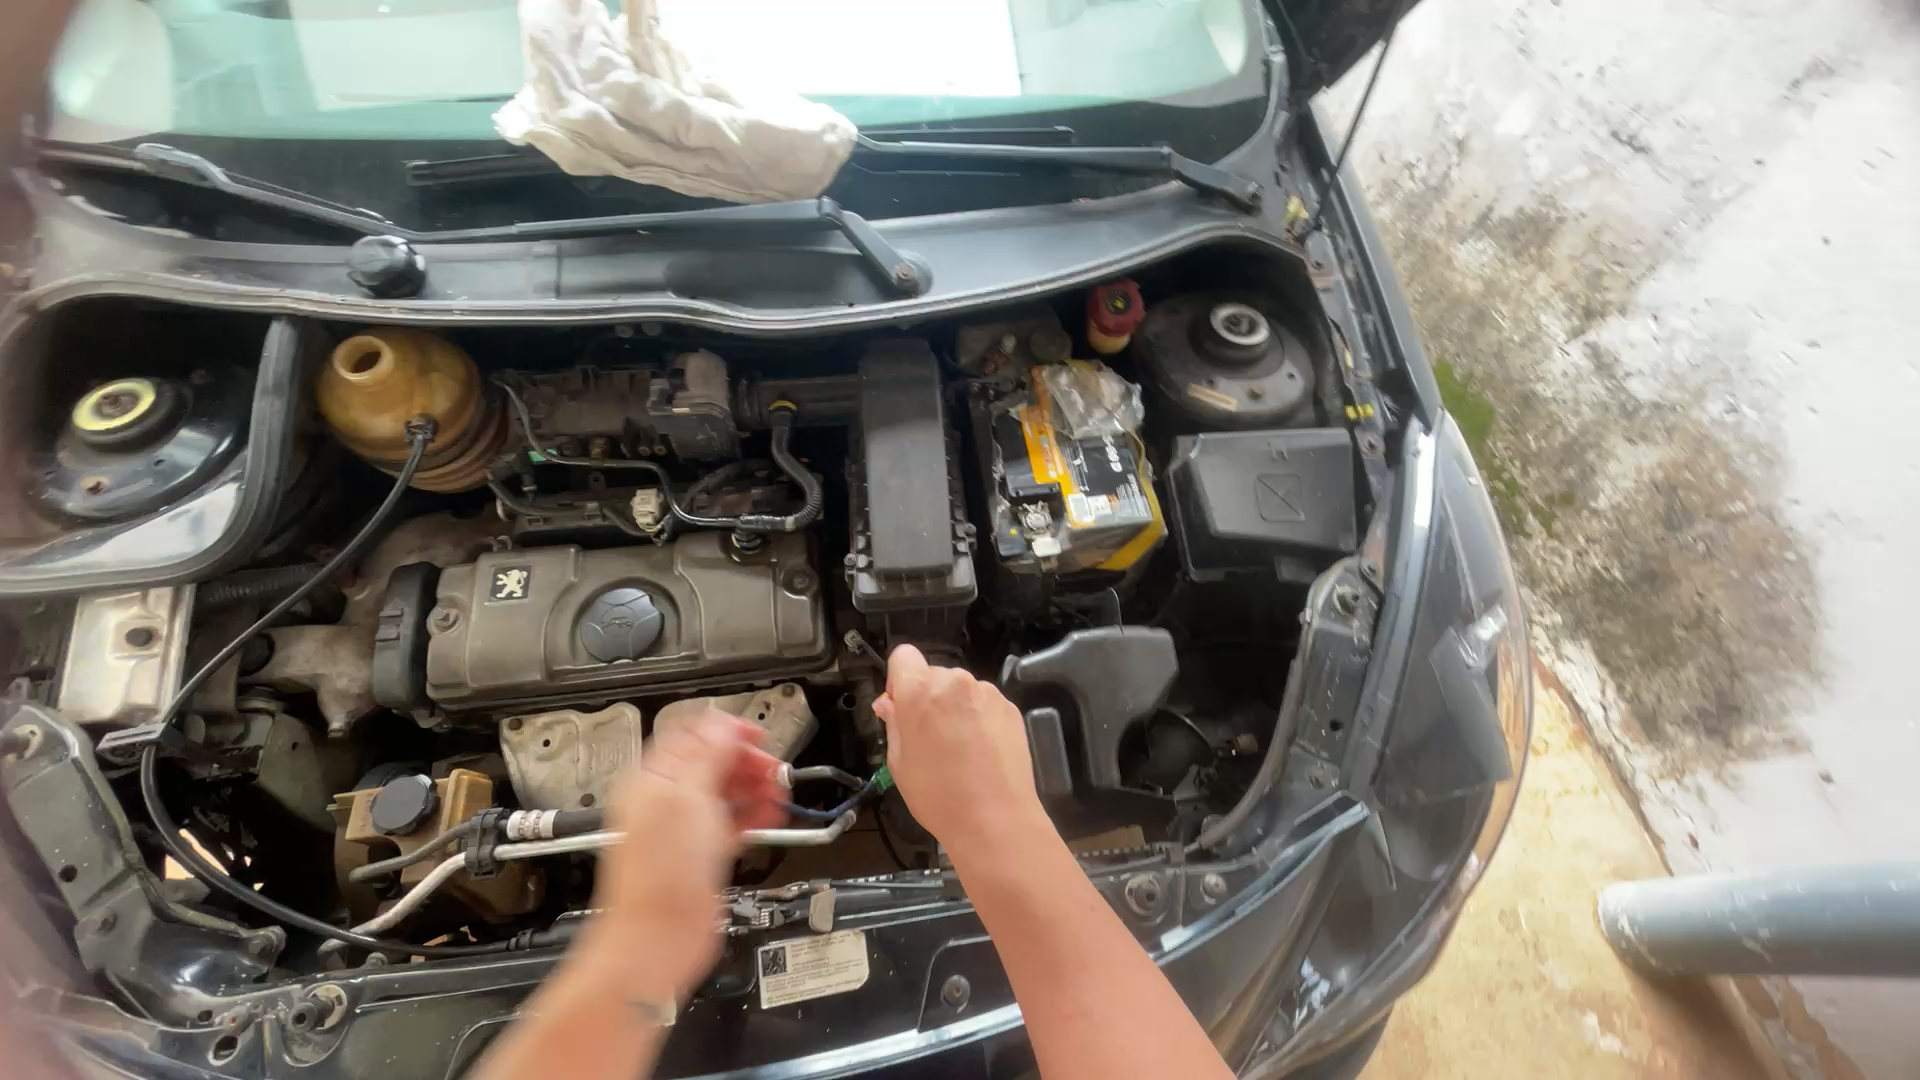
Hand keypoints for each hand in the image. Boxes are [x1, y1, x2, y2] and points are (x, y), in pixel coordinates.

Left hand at [579, 711, 787, 999]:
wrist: (660, 936)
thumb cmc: (660, 873)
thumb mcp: (688, 797)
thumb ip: (708, 756)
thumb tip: (724, 726)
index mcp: (652, 780)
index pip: (690, 737)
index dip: (724, 732)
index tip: (754, 735)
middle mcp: (667, 801)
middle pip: (714, 763)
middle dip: (746, 760)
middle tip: (772, 767)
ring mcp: (686, 828)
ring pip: (728, 791)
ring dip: (755, 785)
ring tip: (778, 791)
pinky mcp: (705, 853)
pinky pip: (735, 821)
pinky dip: (755, 813)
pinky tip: (771, 813)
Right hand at [872, 645, 1048, 862]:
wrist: (996, 820)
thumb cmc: (938, 796)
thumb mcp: (900, 763)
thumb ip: (893, 724)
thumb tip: (889, 703)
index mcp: (920, 690)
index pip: (903, 656)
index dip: (899, 679)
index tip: (903, 708)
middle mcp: (955, 682)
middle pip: (934, 674)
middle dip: (929, 697)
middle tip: (930, 736)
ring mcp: (987, 693)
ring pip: (961, 689)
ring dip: (956, 707)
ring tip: (960, 748)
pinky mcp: (1010, 707)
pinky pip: (985, 703)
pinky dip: (979, 717)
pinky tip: (982, 750)